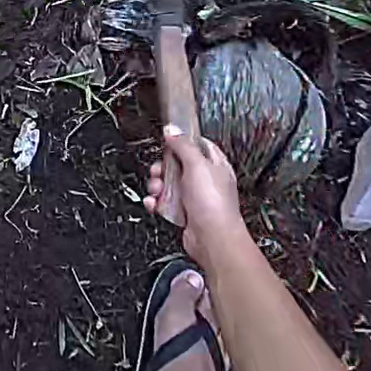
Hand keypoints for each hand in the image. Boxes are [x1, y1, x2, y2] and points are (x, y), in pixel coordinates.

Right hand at [146, 131, 250, 266]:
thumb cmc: (214, 204)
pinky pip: (164, 203)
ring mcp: (194, 197)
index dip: (182, 142)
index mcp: (214, 165)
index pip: (198, 145)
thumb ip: (183, 145)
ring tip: (157, 190)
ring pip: (168, 184)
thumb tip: (172, 131)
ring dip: (157, 186)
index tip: (169, 141)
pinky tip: (155, 203)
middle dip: (162, 167)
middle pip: (177, 165)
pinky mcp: (183, 213)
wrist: (212, 239)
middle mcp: (205, 180)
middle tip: (159, 171)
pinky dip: (156, 202)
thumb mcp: (197, 164)